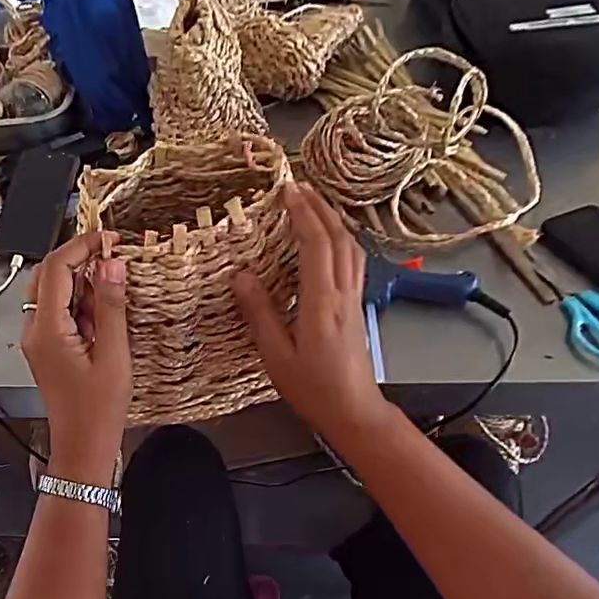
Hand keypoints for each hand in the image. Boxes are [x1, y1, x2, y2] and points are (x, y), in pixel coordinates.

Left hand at [23, 231, 129, 485]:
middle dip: (83, 264)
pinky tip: (104, 325)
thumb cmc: (97, 411)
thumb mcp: (113, 354)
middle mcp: (35, 331)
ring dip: (84, 288)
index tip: (109, 239)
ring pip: (56, 294)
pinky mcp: (48, 349)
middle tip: (116, 262)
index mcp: (47, 330)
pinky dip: (82, 308)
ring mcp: (39, 340)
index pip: (56, 268)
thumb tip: (112, 265)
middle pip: (51, 277)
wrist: (83, 446)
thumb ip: (111, 306)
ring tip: (114, 307)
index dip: (82, 246)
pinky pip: (61, 314)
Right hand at [231, 183, 396, 442]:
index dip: (303, 214)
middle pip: (339, 239)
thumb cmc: (313, 389)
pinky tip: (332, 242)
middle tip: (300, 187)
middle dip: (320, 208)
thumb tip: (240, 277)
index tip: (287, 191)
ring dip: (335, 221)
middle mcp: (343, 295)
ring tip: (315, 205)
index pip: (316, 245)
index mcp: (321, 304)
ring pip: (352, 248)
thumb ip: (260, 315)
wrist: (354, 411)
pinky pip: (354, 263)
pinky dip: (342, 241)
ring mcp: (354, 300)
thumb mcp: (276, 357)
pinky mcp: (357, 308)